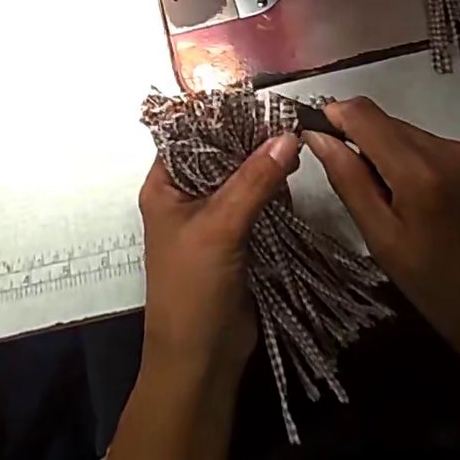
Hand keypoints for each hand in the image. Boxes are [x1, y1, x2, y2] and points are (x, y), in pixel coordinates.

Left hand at [137, 133, 300, 376]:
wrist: (202, 358)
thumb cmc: (193, 287)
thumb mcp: (220, 226)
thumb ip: (254, 180)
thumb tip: (288, 136)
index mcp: (165, 185)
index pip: (190, 135)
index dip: (220, 116)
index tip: (259, 101)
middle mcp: (186, 194)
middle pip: (220, 154)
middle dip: (250, 139)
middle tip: (286, 120)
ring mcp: (212, 215)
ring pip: (241, 176)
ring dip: (265, 163)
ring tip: (295, 142)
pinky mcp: (236, 235)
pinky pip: (256, 200)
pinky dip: (273, 188)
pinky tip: (293, 173)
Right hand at [302, 98, 459, 392]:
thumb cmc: (447, 296)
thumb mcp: (386, 245)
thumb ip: (350, 182)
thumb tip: (317, 136)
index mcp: (424, 174)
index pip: (364, 114)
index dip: (336, 117)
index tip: (321, 137)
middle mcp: (458, 150)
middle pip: (394, 126)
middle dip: (372, 148)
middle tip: (373, 196)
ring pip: (422, 139)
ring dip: (405, 160)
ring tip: (417, 211)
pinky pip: (452, 152)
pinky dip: (436, 169)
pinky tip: (448, 209)